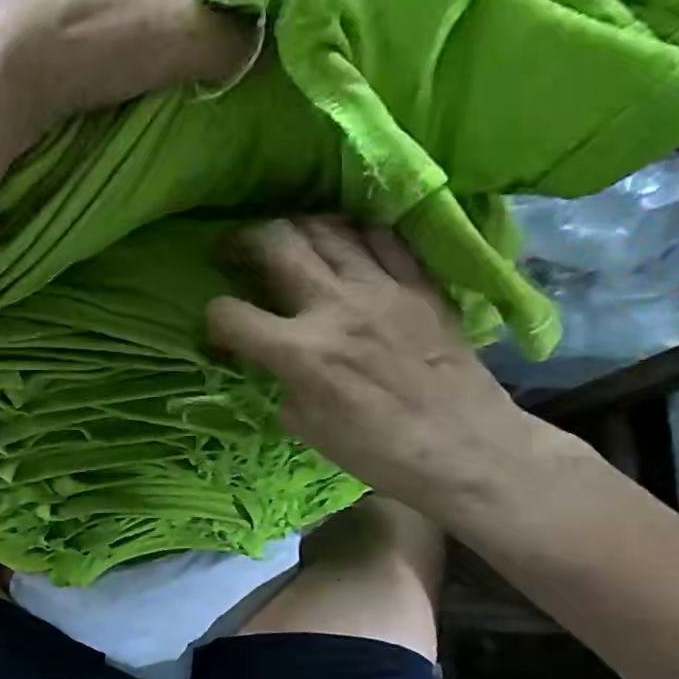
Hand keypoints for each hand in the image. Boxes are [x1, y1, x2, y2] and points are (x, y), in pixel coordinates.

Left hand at [0, 0, 251, 155]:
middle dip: (98, 32)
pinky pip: (2, 58)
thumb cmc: (83, 47)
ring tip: (63, 98)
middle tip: (106, 79)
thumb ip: (220, 37)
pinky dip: (16, 79)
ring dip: (53, 57)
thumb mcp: (174, 36)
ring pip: (40, 26)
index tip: (152, 48)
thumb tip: (248, 49)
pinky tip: (22, 105)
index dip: (153, 2)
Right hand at [207, 218, 571, 520]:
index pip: (231, 315)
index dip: (213, 318)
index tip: (218, 328)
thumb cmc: (376, 450)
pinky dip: (353, 231)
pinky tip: (341, 240)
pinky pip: (382, 236)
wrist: (465, 447)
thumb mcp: (304, 424)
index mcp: (301, 353)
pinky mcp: (420, 284)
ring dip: (295, 228)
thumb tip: (271, 358)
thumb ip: (280, 379)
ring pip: (327, 228)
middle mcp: (336, 307)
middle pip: (278, 243)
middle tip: (234, 250)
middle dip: (243, 241)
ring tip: (285, 239)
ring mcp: (383, 288)